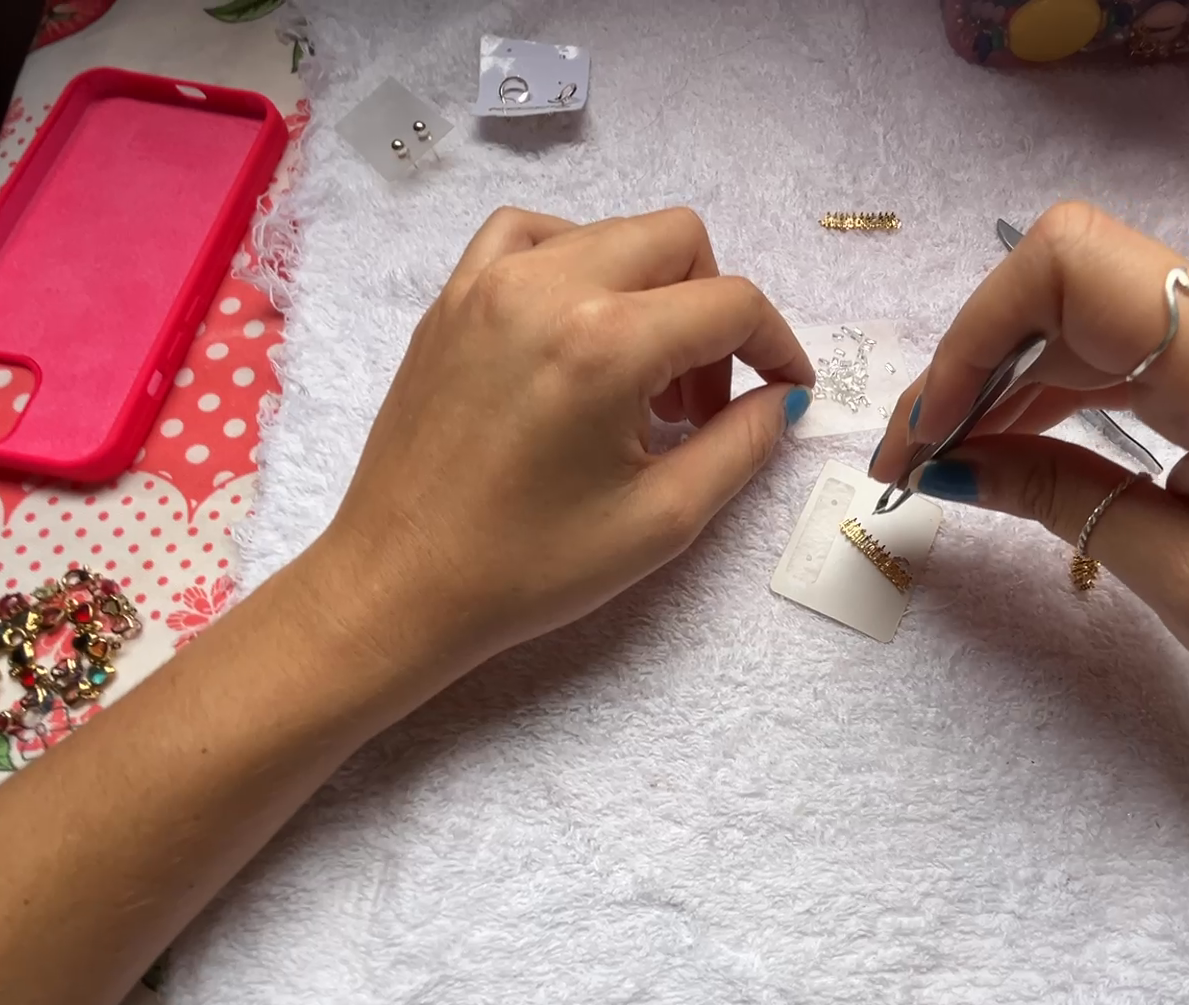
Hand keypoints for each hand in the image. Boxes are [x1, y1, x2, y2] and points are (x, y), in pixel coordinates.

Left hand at [311, 207, 813, 690]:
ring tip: (642, 379)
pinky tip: (582, 328)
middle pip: (679, 242)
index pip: (730, 304)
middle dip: (718, 313)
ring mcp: (488, 280)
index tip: (789, 388)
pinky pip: (536, 237)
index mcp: (605, 343)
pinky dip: (582, 267)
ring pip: (613, 234)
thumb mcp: (663, 518)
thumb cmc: (532, 568)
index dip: (779, 343)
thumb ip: (743, 445)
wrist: (400, 585)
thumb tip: (785, 398)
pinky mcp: (452, 296)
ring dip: (655, 292)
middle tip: (706, 399)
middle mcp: (547, 284)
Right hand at [870, 202, 1188, 755]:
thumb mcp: (1185, 583)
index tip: (930, 430)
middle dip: (972, 369)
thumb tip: (945, 462)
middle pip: (1073, 287)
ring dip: (1007, 377)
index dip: (976, 334)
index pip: (1078, 271)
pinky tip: (1019, 432)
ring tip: (949, 453)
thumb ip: (1058, 498)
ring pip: (1093, 309)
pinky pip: (1135, 334)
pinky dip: (1062, 380)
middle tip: (911, 457)